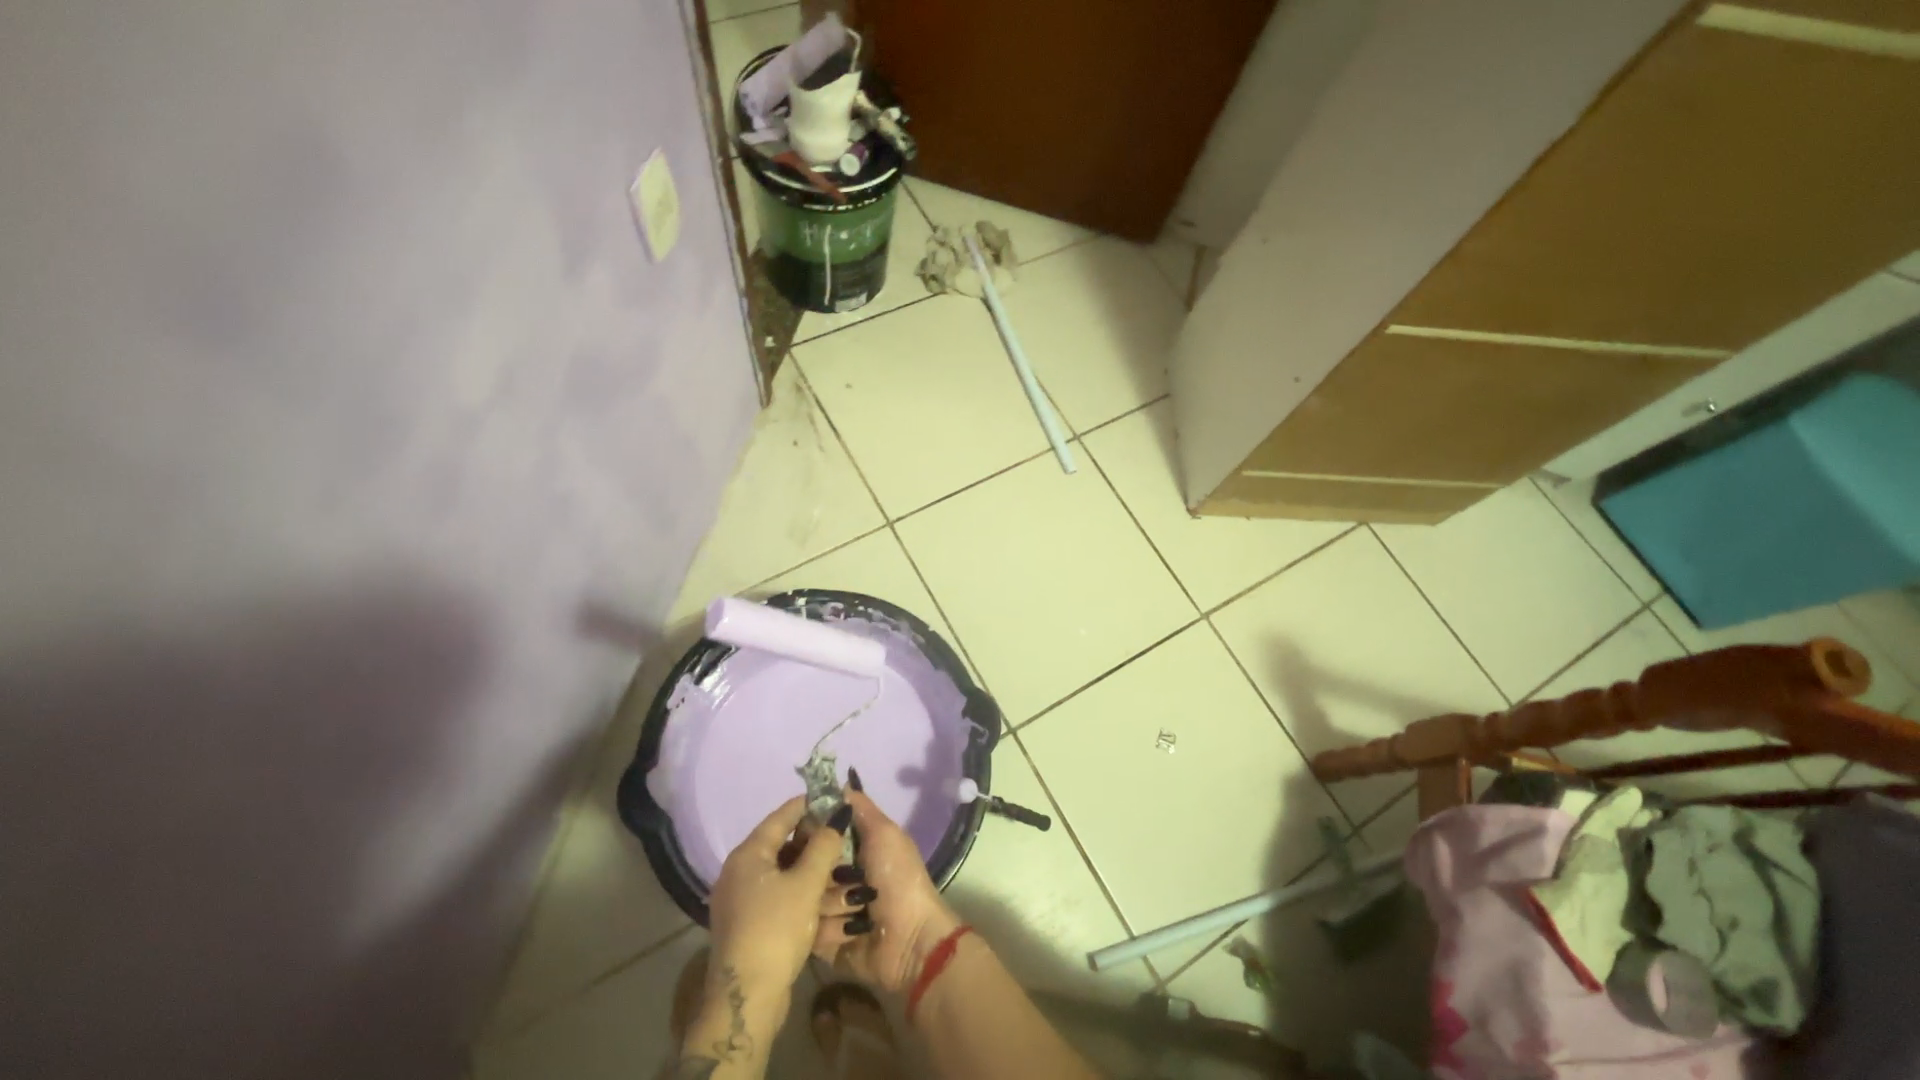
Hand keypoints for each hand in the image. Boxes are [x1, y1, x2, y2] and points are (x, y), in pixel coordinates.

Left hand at [707, 795, 851, 1001]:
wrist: (747, 996)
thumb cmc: (776, 929)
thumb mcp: (806, 884)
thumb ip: (824, 846)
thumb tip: (838, 813)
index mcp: (748, 854)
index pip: (781, 817)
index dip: (810, 805)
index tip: (836, 799)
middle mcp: (740, 872)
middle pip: (784, 846)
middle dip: (817, 844)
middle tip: (847, 842)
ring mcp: (742, 900)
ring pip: (785, 875)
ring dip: (815, 873)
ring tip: (846, 874)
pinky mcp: (750, 925)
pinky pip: (781, 898)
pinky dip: (804, 895)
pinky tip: (828, 902)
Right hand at [817, 788, 961, 992]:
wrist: (911, 940)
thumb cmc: (900, 881)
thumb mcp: (885, 834)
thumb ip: (860, 808)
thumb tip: (839, 781)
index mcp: (848, 850)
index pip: (810, 835)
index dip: (809, 834)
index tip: (810, 834)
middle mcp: (831, 877)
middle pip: (801, 867)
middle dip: (822, 873)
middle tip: (846, 878)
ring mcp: (824, 910)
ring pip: (803, 899)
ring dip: (832, 903)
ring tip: (857, 910)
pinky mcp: (820, 941)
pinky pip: (807, 929)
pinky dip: (831, 929)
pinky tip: (851, 931)